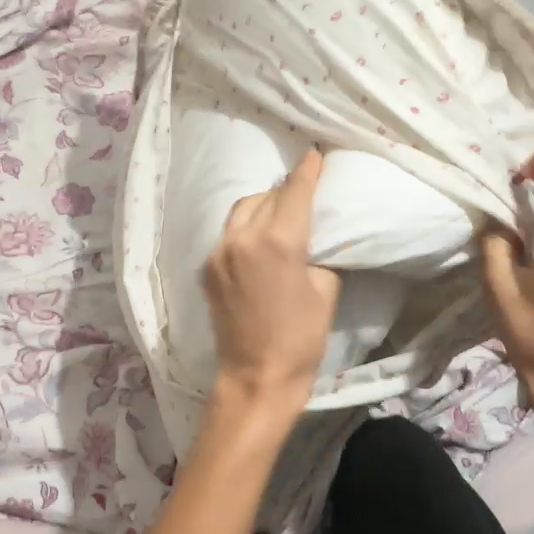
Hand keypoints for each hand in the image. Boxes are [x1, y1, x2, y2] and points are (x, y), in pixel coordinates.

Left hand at [204, 150, 341, 405]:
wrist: (256, 378)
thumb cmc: (300, 340)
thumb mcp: (325, 292)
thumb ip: (318, 255)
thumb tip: (312, 240)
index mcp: (278, 242)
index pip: (295, 191)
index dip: (308, 171)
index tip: (316, 155)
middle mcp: (243, 238)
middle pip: (267, 196)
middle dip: (286, 189)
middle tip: (304, 189)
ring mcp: (219, 253)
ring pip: (243, 210)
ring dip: (263, 205)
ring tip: (280, 210)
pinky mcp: (208, 269)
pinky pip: (229, 233)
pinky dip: (246, 227)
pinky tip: (259, 237)